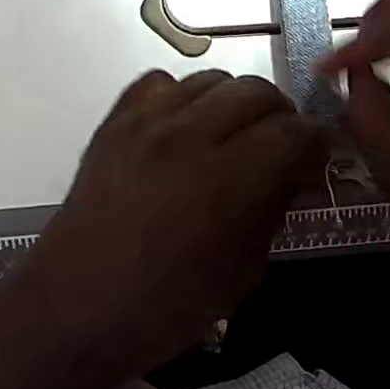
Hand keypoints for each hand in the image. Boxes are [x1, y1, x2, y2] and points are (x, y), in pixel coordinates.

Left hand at [11, 70, 327, 377]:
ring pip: (210, 79)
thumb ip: (271, 214)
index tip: (315, 158)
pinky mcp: (114, 121)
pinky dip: (183, 97)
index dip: (315, 142)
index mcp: (227, 179)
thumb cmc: (162, 309)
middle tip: (280, 145)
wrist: (74, 305)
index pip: (293, 131)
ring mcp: (146, 122)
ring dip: (234, 102)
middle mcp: (188, 135)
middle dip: (281, 115)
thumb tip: (289, 176)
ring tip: (232, 134)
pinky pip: (160, 83)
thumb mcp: (239, 276)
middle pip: (255, 91)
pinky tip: (183, 127)